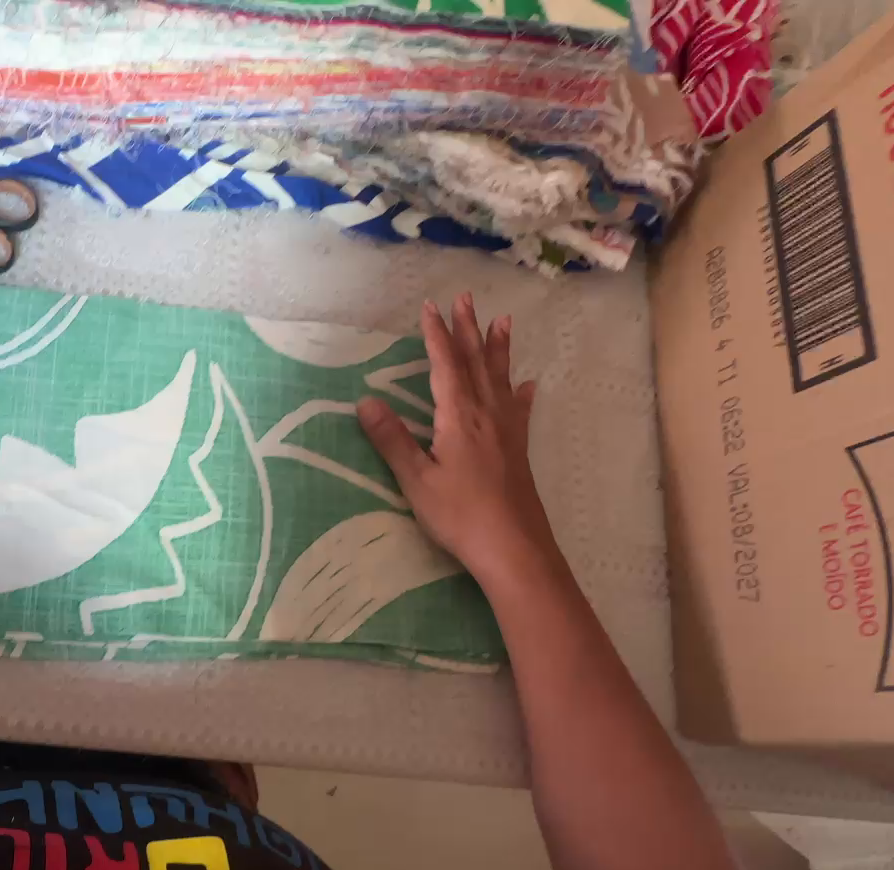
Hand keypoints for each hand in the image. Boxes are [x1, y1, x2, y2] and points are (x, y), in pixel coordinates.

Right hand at [358, 295, 560, 589]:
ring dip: (498, 349)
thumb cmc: (459, 515)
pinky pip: (520, 410)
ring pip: (501, 379)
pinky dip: (521, 393)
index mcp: (459, 418)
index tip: (429, 307)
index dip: (436, 336)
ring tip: (502, 321)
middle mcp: (487, 415)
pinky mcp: (518, 450)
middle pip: (477, 363)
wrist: (513, 547)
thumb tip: (365, 402)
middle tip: (465, 298)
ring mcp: (507, 431)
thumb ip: (392, 440)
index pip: (445, 366)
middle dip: (468, 330)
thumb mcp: (416, 480)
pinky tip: (528, 384)